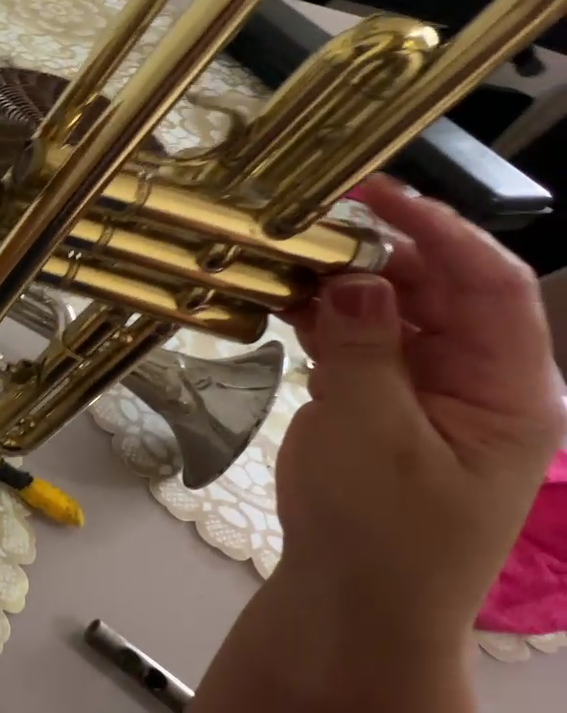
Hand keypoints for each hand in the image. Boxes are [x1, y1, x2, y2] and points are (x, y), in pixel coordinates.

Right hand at [277, 177, 565, 633]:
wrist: (358, 591)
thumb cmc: (383, 523)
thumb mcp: (372, 433)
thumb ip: (363, 348)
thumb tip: (354, 275)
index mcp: (509, 386)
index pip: (490, 284)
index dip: (440, 228)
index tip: (372, 190)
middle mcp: (475, 374)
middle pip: (436, 286)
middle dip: (376, 247)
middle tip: (301, 219)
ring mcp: (424, 384)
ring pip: (389, 305)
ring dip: (338, 277)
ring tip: (277, 251)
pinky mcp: (378, 393)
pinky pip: (354, 333)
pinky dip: (316, 309)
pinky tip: (273, 293)